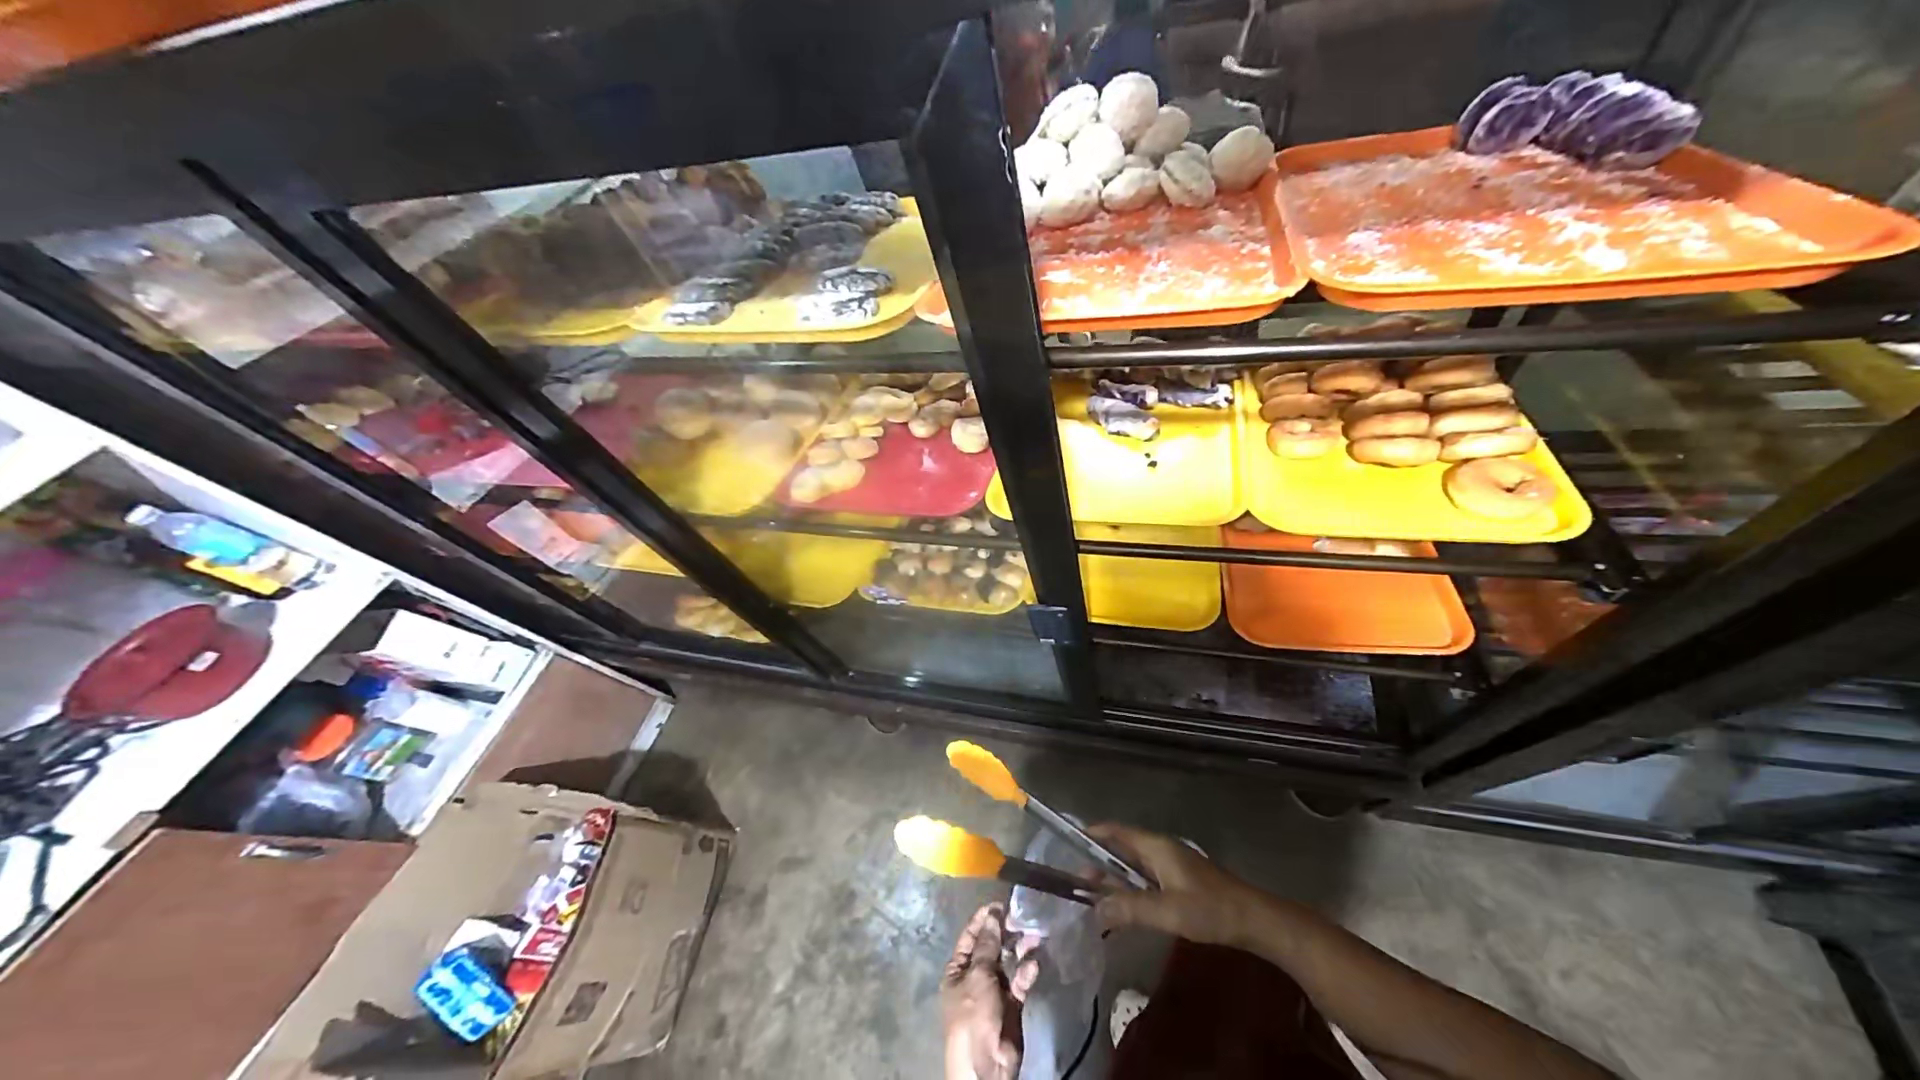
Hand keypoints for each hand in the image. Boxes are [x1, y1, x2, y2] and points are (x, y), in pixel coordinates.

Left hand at [941, 902, 1039, 1079]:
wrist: (985, 1065)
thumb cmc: (973, 1015)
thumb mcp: (978, 976)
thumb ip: (987, 946)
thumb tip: (992, 915)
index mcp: (957, 970)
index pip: (970, 937)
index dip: (983, 920)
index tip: (1000, 904)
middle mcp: (975, 977)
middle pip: (991, 948)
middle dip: (1005, 933)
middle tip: (1022, 917)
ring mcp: (993, 991)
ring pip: (1008, 963)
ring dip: (1019, 949)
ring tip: (1034, 935)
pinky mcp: (1011, 1005)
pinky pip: (1019, 983)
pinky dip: (1026, 973)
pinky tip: (1034, 964)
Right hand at [1088, 823, 1272, 947]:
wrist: (1256, 921)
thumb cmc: (1211, 909)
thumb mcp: (1167, 911)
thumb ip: (1129, 908)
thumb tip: (1093, 910)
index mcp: (1156, 846)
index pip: (1115, 831)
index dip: (1091, 835)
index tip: (1067, 845)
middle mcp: (1161, 850)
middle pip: (1122, 849)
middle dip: (1099, 863)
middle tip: (1076, 883)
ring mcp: (1172, 866)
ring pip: (1134, 867)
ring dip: (1115, 879)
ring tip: (1094, 898)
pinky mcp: (1181, 883)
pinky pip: (1147, 880)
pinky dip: (1131, 889)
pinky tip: (1125, 908)